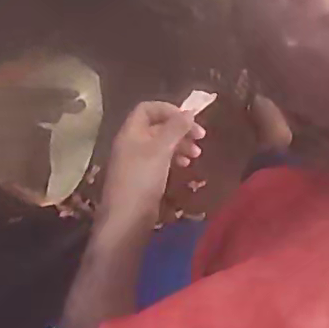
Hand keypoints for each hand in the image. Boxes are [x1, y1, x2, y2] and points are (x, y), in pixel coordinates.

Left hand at [96, 101, 205, 234]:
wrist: (127, 219)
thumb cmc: (142, 179)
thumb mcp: (161, 149)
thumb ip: (176, 128)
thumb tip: (189, 112)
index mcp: (131, 132)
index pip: (148, 108)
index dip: (169, 109)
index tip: (189, 119)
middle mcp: (132, 142)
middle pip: (157, 125)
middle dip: (180, 128)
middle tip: (201, 136)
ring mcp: (137, 160)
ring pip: (161, 143)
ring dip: (180, 144)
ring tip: (197, 154)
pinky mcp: (143, 176)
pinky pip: (161, 159)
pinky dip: (175, 157)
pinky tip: (186, 164)